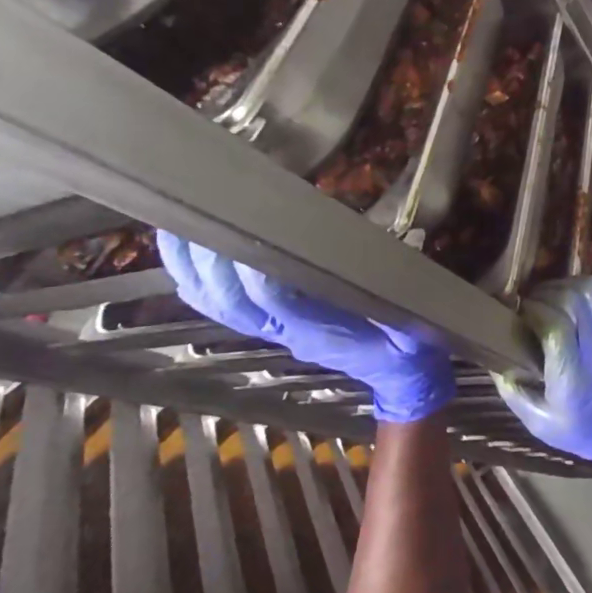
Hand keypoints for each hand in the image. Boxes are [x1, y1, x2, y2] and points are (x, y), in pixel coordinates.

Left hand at [157, 232, 454, 422]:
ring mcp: (276, 331)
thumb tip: (393, 250)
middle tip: (202, 217)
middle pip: (233, 300)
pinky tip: (185, 255)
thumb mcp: (412, 320)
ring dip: (193, 269)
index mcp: (323, 327)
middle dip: (211, 262)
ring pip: (219, 305)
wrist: (401, 376)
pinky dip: (195, 282)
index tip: (245, 232)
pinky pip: (221, 309)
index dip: (252, 269)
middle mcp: (289, 331)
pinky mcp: (271, 327)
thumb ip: (396, 294)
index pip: (274, 298)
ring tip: (179, 227)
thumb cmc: (409, 343)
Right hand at [493, 277, 591, 477]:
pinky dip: (584, 286)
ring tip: (545, 300)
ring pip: (591, 292)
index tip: (517, 315)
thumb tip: (494, 358)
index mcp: (573, 377)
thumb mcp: (538, 422)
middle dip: (545, 296)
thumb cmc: (579, 429)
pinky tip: (568, 296)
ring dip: (563, 287)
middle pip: (574, 302)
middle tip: (528, 307)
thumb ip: (513, 390)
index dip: (535, 312)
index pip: (557, 327)